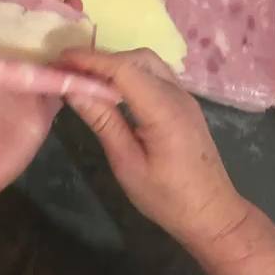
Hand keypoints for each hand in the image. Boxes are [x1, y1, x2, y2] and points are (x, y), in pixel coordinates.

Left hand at [0, 0, 79, 227]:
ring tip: (80, 4)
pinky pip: (65, 82)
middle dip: (45, 0)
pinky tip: (93, 49)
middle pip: (27, 24)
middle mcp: (2, 61)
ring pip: (50, 48)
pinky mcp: (42, 108)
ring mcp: (25, 84)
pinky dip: (80, 66)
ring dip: (66, 26)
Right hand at [57, 48, 251, 250]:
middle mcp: (177, 94)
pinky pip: (155, 74)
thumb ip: (102, 121)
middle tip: (71, 70)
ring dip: (116, 63)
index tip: (61, 58)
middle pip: (136, 59)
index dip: (90, 60)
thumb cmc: (168, 198)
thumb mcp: (127, 164)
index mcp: (164, 110)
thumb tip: (72, 89)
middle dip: (101, 59)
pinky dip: (130, 72)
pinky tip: (114, 89)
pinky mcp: (184, 103)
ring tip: (88, 78)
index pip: (123, 69)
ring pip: (147, 62)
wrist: (213, 215)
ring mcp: (184, 97)